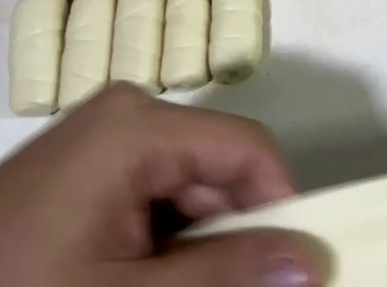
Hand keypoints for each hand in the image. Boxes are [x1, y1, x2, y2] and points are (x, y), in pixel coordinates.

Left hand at [0, 83, 319, 286]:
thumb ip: (224, 279)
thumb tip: (312, 262)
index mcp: (139, 125)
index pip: (249, 150)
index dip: (281, 211)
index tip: (295, 278)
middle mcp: (124, 117)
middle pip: (216, 172)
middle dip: (231, 242)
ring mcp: (94, 144)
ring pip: (183, 194)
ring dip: (194, 255)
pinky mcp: (74, 175)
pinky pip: (145, 203)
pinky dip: (157, 251)